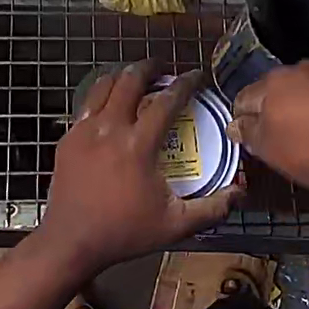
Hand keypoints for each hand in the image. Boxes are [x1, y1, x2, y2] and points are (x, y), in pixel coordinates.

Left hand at [34, 63, 240, 271]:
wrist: (70, 242)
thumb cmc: (124, 233)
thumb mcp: (176, 225)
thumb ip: (213, 208)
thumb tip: (241, 191)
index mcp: (138, 145)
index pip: (167, 100)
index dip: (186, 83)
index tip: (197, 76)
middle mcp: (110, 129)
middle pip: (130, 80)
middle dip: (150, 67)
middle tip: (163, 68)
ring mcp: (84, 131)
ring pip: (103, 86)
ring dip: (123, 76)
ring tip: (136, 79)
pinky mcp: (67, 139)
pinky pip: (86, 106)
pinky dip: (101, 97)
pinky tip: (110, 107)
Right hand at [229, 61, 308, 192]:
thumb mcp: (270, 150)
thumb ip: (248, 134)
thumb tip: (236, 125)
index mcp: (272, 82)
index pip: (242, 100)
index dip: (243, 124)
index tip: (251, 143)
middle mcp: (299, 70)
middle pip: (273, 95)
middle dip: (272, 117)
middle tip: (278, 147)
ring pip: (301, 97)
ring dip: (299, 116)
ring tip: (307, 145)